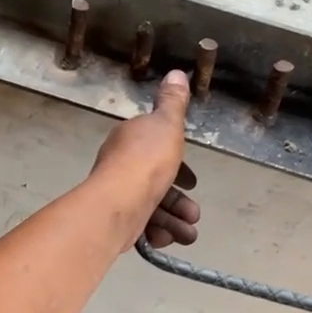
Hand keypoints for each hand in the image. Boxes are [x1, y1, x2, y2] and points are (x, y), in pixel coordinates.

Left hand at [90, 70, 200, 247]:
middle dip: (180, 201)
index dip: (178, 166)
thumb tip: (176, 73)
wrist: (118, 203)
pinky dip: (159, 234)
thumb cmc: (146, 160)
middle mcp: (122, 166)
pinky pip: (143, 227)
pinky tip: (168, 239)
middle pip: (158, 183)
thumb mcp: (167, 124)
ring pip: (154, 208)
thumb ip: (173, 103)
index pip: (157, 150)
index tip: (193, 181)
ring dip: (175, 222)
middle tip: (194, 214)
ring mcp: (119, 194)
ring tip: (189, 234)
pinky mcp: (117, 220)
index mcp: (131, 140)